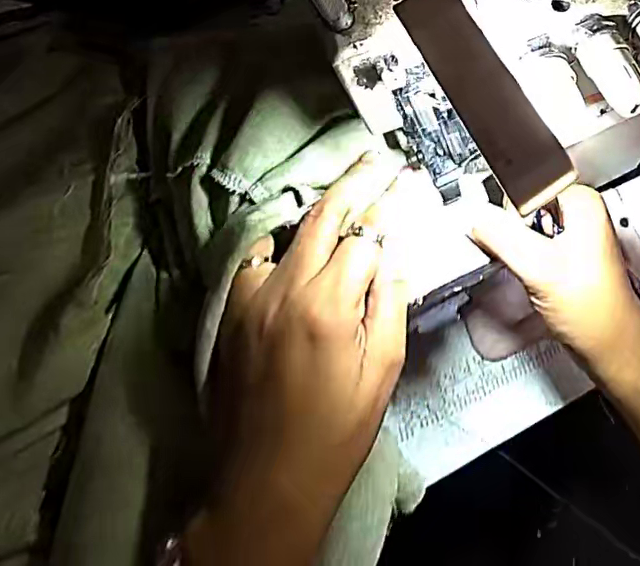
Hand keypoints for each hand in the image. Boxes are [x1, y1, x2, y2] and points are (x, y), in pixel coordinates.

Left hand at [187, 152, 430, 565]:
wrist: (264, 482)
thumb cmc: (337, 429)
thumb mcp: (383, 369)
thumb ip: (390, 302)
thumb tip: (392, 256)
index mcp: (330, 305)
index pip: (365, 234)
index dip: (389, 202)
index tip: (407, 176)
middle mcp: (287, 290)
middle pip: (325, 216)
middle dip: (356, 180)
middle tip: (377, 156)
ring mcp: (253, 300)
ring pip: (290, 232)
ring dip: (322, 206)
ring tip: (346, 186)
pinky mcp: (232, 315)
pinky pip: (257, 261)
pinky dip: (279, 243)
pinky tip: (294, 241)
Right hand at [468, 185, 639, 391]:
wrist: (612, 346)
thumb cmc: (594, 310)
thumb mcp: (539, 268)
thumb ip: (503, 237)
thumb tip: (477, 218)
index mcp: (581, 200)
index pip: (526, 182)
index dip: (509, 210)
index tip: (501, 230)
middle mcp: (580, 210)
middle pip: (524, 201)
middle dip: (511, 229)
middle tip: (523, 257)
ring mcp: (573, 231)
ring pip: (525, 223)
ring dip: (516, 244)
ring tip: (533, 270)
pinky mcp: (565, 251)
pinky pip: (532, 240)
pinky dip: (522, 254)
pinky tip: (533, 275)